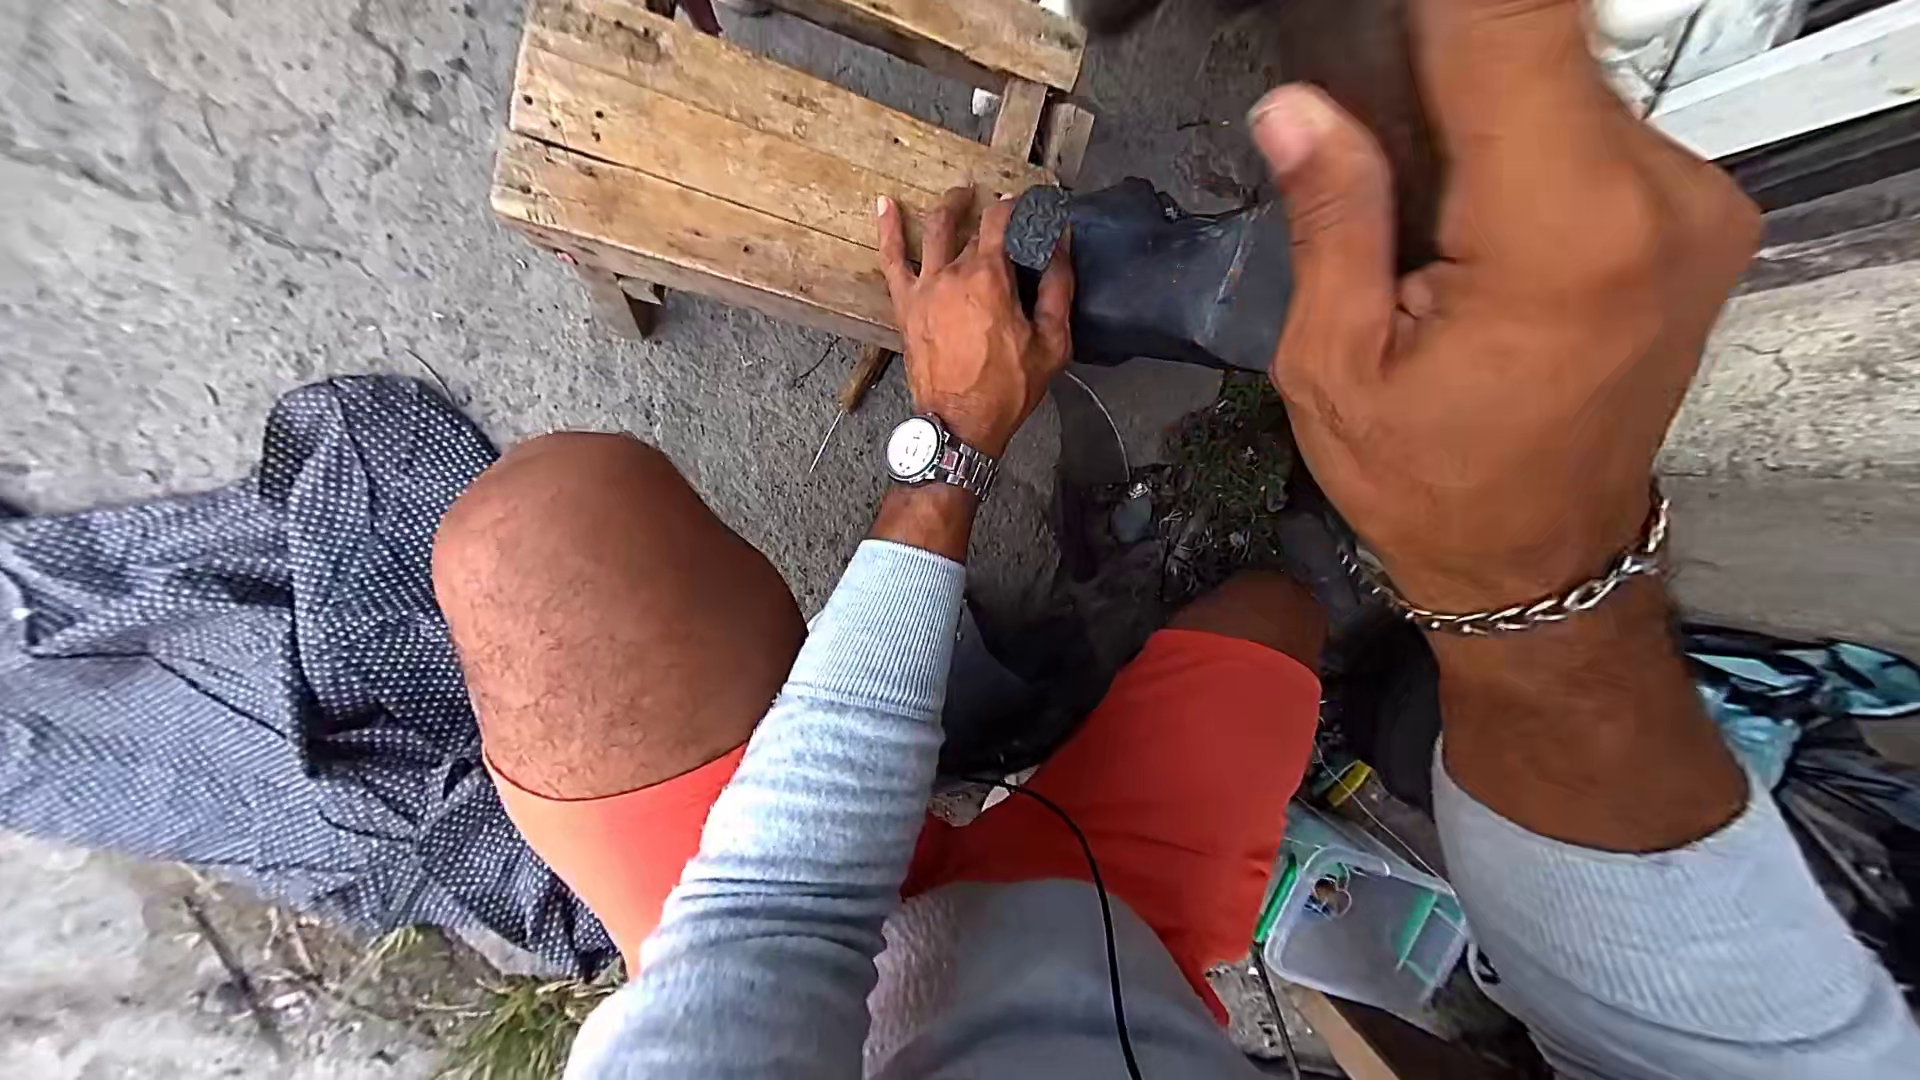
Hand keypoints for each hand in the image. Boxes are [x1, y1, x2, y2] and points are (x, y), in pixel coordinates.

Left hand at [877, 186, 1073, 458]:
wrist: (960, 426)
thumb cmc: (1006, 390)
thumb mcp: (1051, 343)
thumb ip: (1058, 287)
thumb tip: (1061, 244)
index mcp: (990, 277)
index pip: (1004, 218)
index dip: (1022, 206)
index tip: (1035, 207)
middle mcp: (953, 273)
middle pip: (974, 228)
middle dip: (995, 217)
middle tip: (1010, 217)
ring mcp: (924, 288)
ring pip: (934, 231)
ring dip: (950, 208)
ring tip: (961, 196)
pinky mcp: (906, 307)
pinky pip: (892, 261)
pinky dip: (889, 231)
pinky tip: (885, 205)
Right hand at [1248, 0, 1758, 613]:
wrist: (1523, 556)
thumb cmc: (1412, 477)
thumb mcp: (1331, 365)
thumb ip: (1330, 225)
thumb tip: (1293, 109)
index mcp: (1557, 238)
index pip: (1512, 39)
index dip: (1434, 9)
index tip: (1362, 17)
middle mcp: (1661, 197)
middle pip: (1541, 63)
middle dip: (1432, 86)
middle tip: (1346, 148)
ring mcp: (1696, 207)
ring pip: (1564, 101)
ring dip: (1468, 131)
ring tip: (1397, 226)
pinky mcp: (1693, 227)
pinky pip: (1590, 147)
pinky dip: (1511, 161)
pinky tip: (1454, 240)